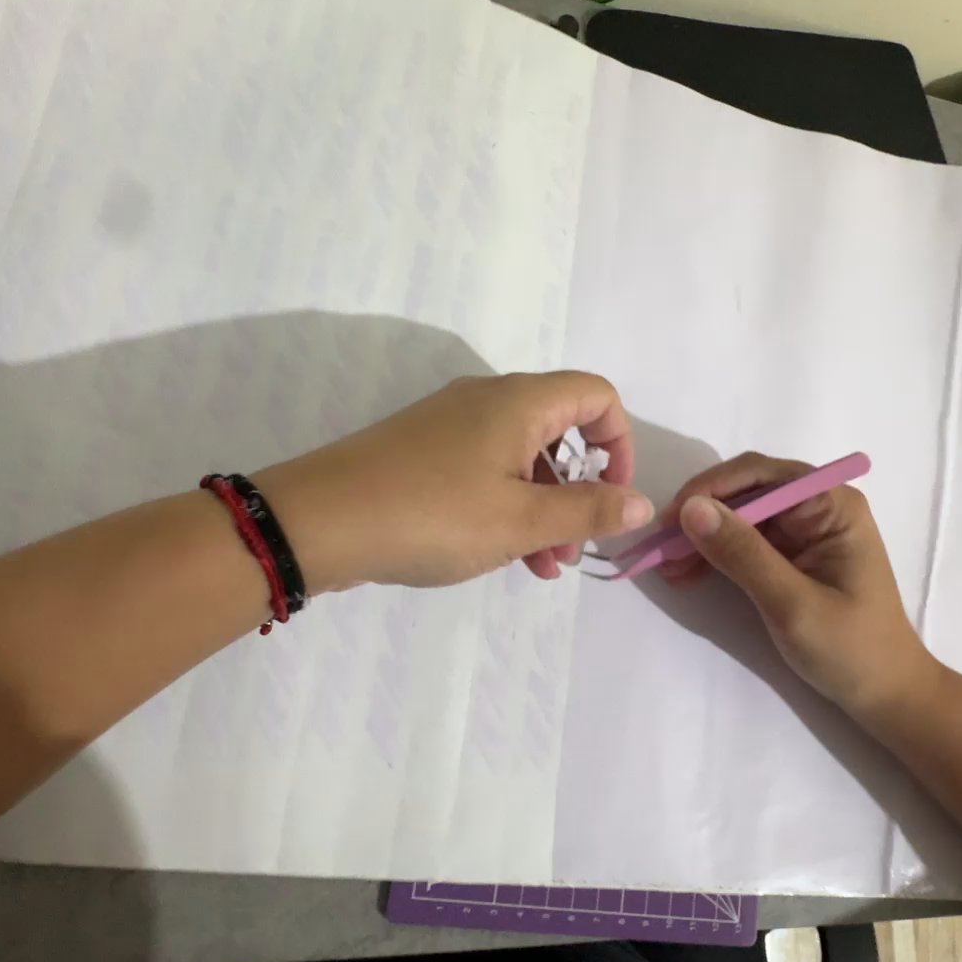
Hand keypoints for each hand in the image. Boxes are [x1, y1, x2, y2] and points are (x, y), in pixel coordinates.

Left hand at [255, 372, 654, 590]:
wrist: (317, 522)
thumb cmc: (432, 515)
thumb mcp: (521, 521)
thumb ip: (588, 511)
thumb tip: (643, 502)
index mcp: (519, 403)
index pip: (596, 394)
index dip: (620, 442)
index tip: (614, 497)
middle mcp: (488, 402)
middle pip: (560, 431)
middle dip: (580, 490)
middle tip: (575, 547)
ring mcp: (451, 426)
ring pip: (522, 459)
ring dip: (545, 509)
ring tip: (544, 566)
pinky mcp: (424, 453)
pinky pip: (486, 472)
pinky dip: (508, 508)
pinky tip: (508, 557)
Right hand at [660, 453, 936, 712]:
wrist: (885, 694)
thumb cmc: (850, 649)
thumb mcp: (792, 604)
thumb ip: (742, 554)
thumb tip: (690, 509)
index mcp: (831, 505)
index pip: (760, 474)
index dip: (710, 489)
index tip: (670, 519)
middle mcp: (818, 507)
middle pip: (746, 491)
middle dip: (701, 515)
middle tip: (660, 546)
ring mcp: (804, 531)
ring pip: (739, 517)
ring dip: (702, 538)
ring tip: (665, 567)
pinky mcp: (792, 555)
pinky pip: (744, 542)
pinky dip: (714, 556)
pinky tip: (685, 575)